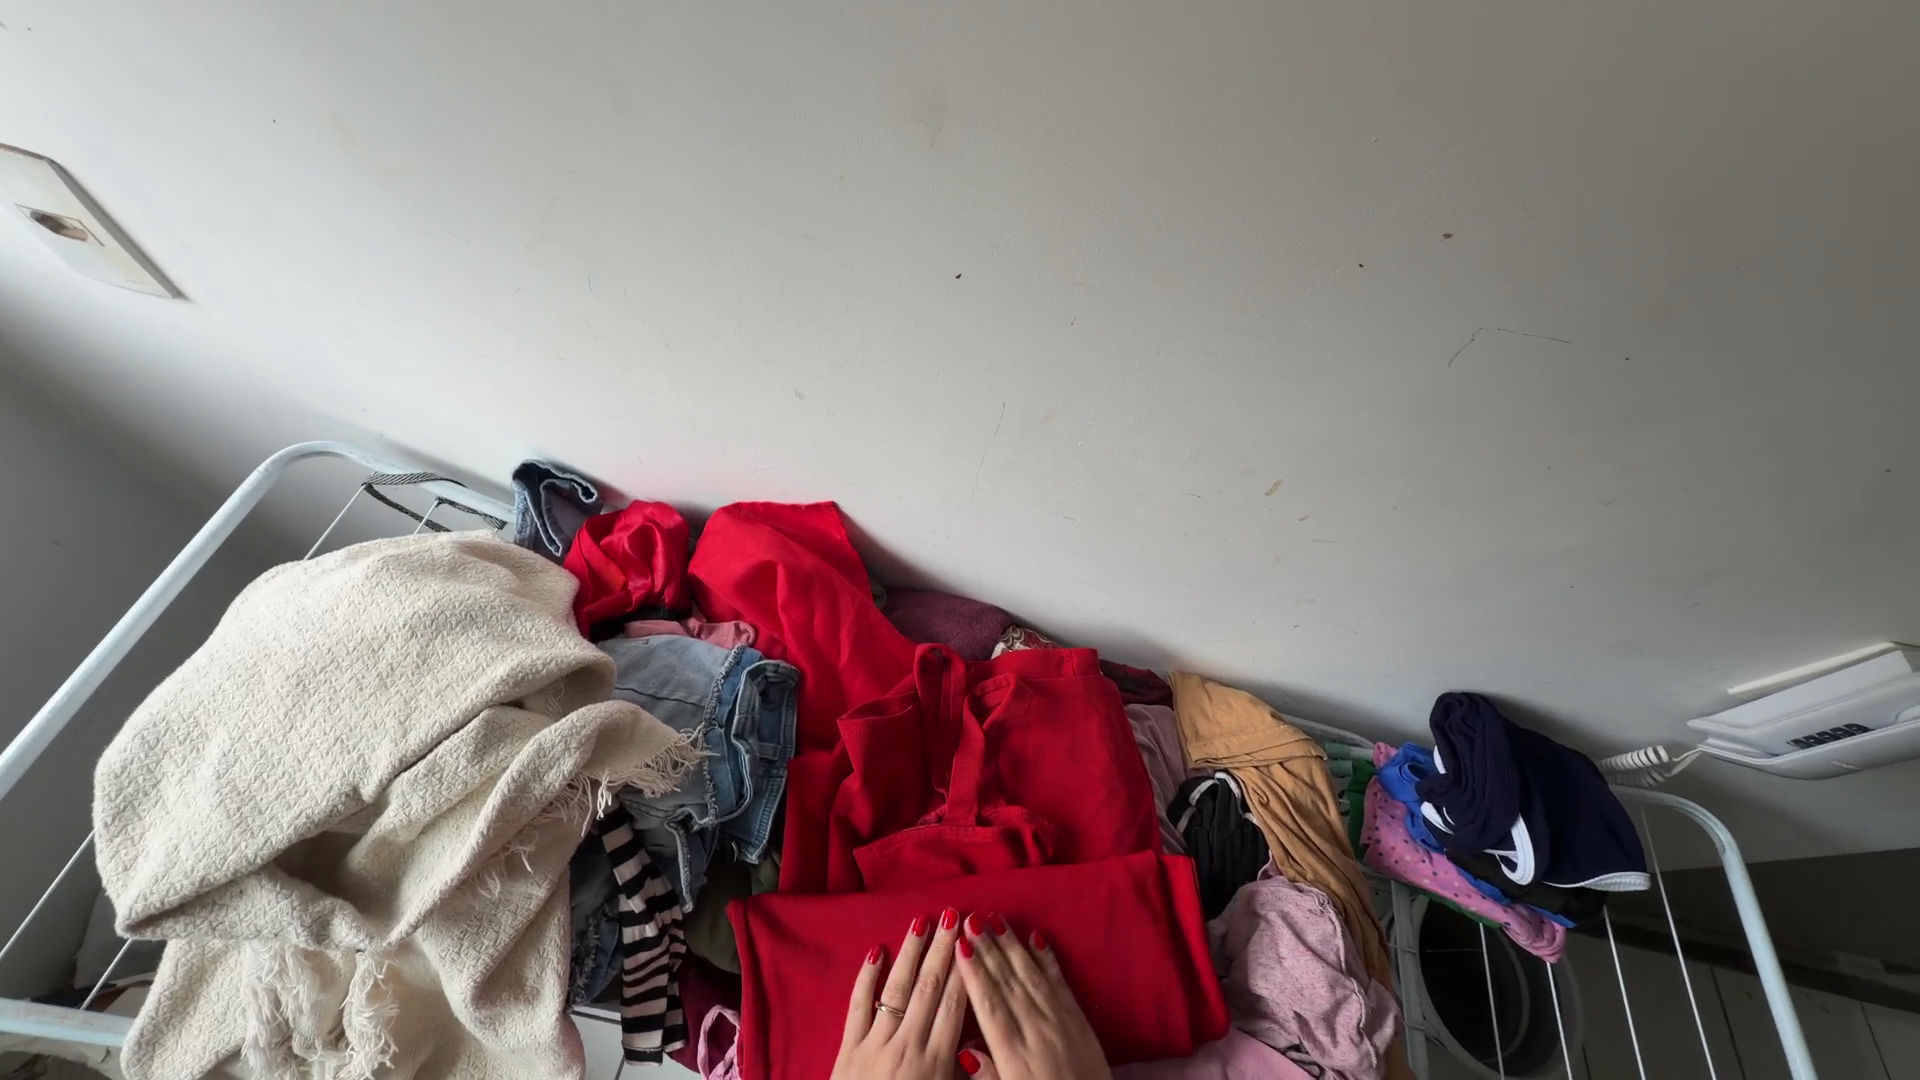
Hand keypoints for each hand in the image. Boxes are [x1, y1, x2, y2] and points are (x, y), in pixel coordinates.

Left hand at [832, 908, 969, 1079]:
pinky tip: (875, 950)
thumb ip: (965, 1075)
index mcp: (934, 1063)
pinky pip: (858, 1005)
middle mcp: (906, 1046)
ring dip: (910, 953)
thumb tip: (981, 1046)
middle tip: (953, 915)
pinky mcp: (848, 1048)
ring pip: (896, 988)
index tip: (973, 939)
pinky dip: (866, 977)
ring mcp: (874, 1044)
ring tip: (921, 921)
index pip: (953, 1006)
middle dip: (942, 950)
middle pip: (928, 988)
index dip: (964, 970)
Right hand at [953, 912, 1111, 1079]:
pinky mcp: (1079, 1017)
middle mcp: (1037, 1031)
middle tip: (972, 918)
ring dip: (1012, 945)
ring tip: (996, 918)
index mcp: (1015, 1055)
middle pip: (1007, 983)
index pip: (990, 1006)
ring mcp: (1060, 1020)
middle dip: (988, 948)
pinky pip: (1060, 982)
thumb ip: (989, 1075)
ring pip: (1030, 976)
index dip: (975, 973)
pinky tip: (1036, 936)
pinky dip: (1047, 958)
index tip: (960, 944)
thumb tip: (965, 1048)